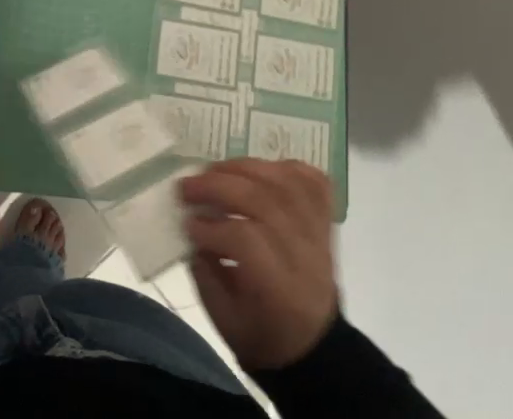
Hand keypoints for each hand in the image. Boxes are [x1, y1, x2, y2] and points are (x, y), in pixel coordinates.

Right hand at [180, 159, 338, 370]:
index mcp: (280, 291)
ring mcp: (320, 235)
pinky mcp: (325, 223)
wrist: (313, 346)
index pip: (248, 240)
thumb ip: (205, 272)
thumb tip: (193, 225)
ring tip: (214, 171)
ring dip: (244, 168)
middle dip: (219, 186)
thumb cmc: (262, 335)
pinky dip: (285, 167)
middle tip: (187, 187)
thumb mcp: (223, 319)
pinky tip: (257, 170)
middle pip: (266, 202)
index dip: (213, 226)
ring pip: (287, 183)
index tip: (187, 225)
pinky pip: (313, 181)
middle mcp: (305, 257)